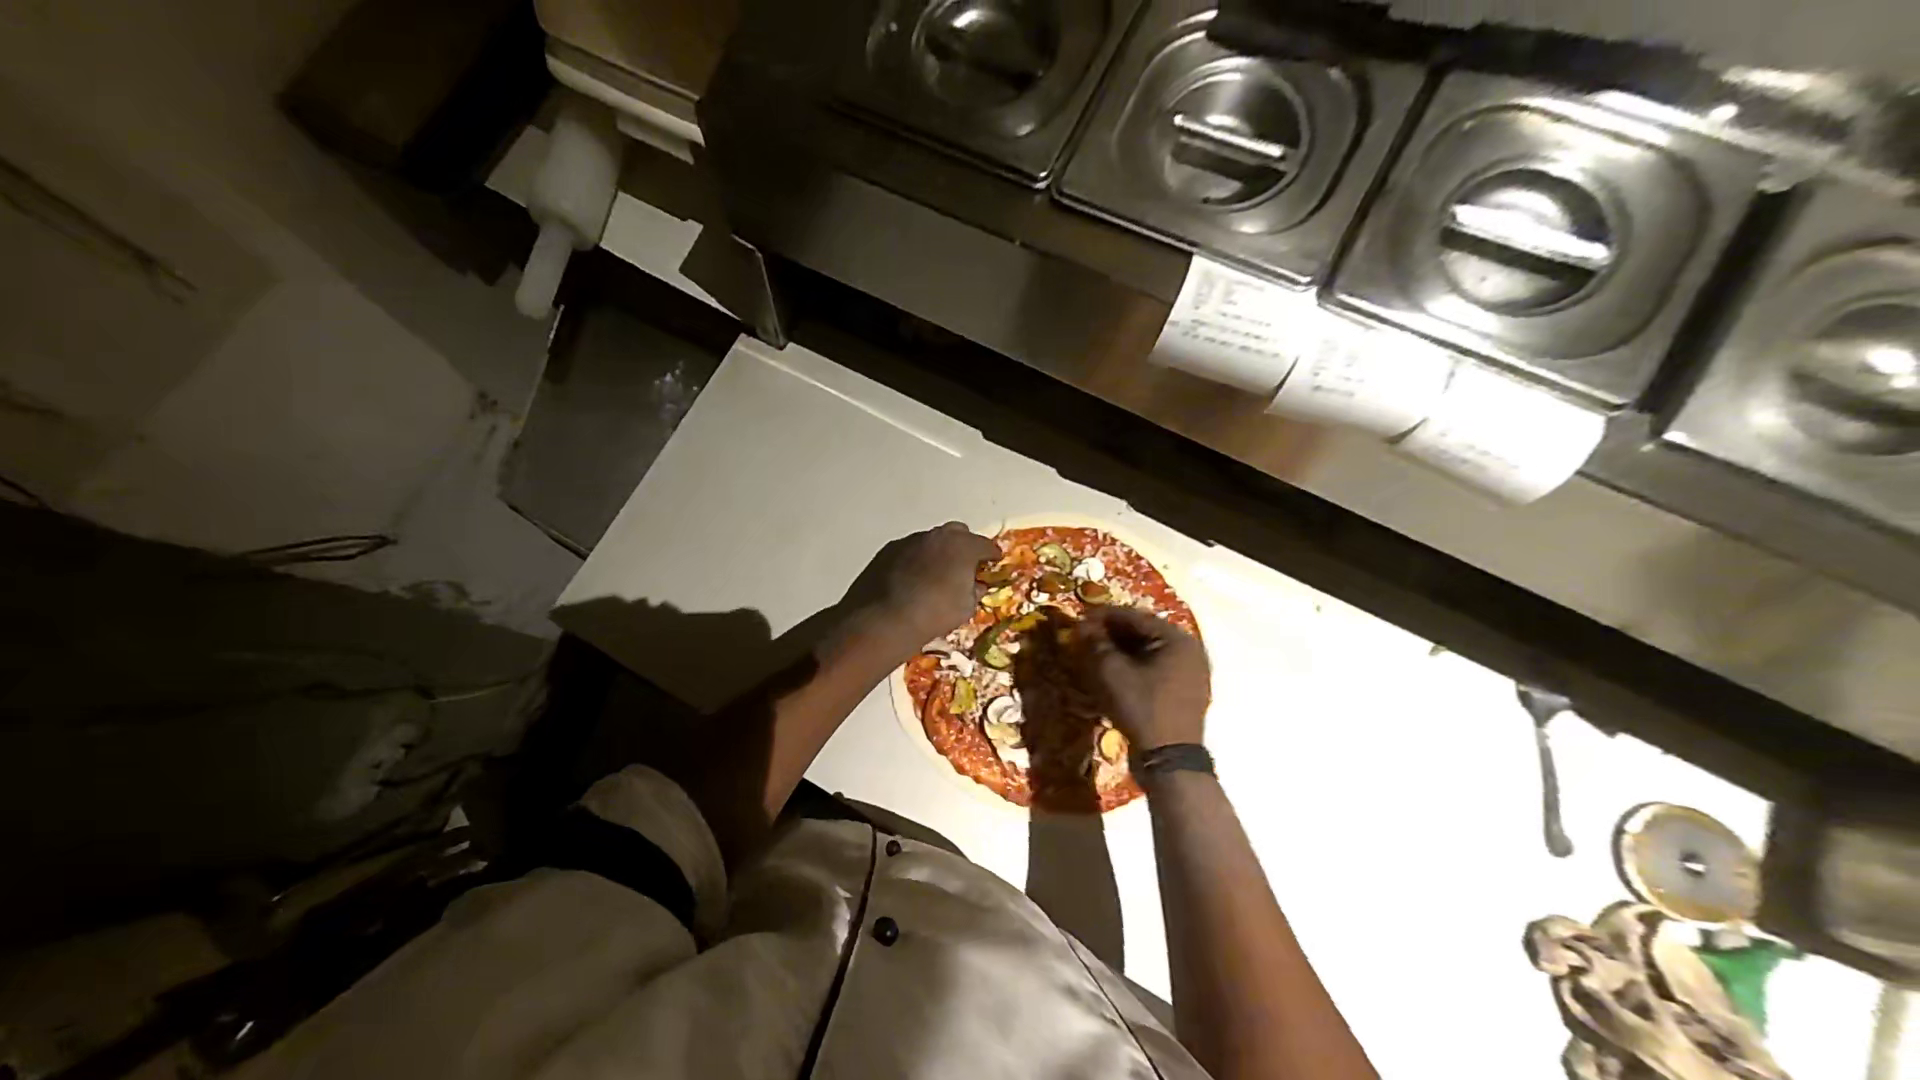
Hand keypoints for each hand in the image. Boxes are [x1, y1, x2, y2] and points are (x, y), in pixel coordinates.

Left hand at [851, 522, 998, 645]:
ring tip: (936, 573)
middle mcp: (938, 536)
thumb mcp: (965, 607)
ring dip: (938, 552)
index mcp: (963, 546)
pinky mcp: (889, 550)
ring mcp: (911, 540)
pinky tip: (913, 578)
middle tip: (965, 564)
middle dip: (964, 545)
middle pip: (958, 532)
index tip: (994, 561)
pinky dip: (916, 560)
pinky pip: (910, 551)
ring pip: (931, 540)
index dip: (991, 554)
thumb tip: (977, 586)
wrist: (886, 618)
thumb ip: (974, 591)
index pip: (985, 545)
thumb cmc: (935, 613)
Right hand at [1072, 607, 1209, 749]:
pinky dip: (1135, 668)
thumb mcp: (1113, 673)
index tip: (1079, 619)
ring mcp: (1191, 674)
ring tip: (1095, 654)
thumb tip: (1082, 625)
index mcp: (1178, 639)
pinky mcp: (1185, 693)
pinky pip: (1157, 670)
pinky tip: (1114, 673)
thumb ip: (1097, 643)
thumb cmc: (1143, 708)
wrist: (1170, 760)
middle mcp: (1190, 651)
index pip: (1135, 617)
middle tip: (1086, 637)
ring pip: (1150, 653)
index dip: (1103, 616)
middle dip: (1112, 634)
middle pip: (1144, 633)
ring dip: (1122, 651)